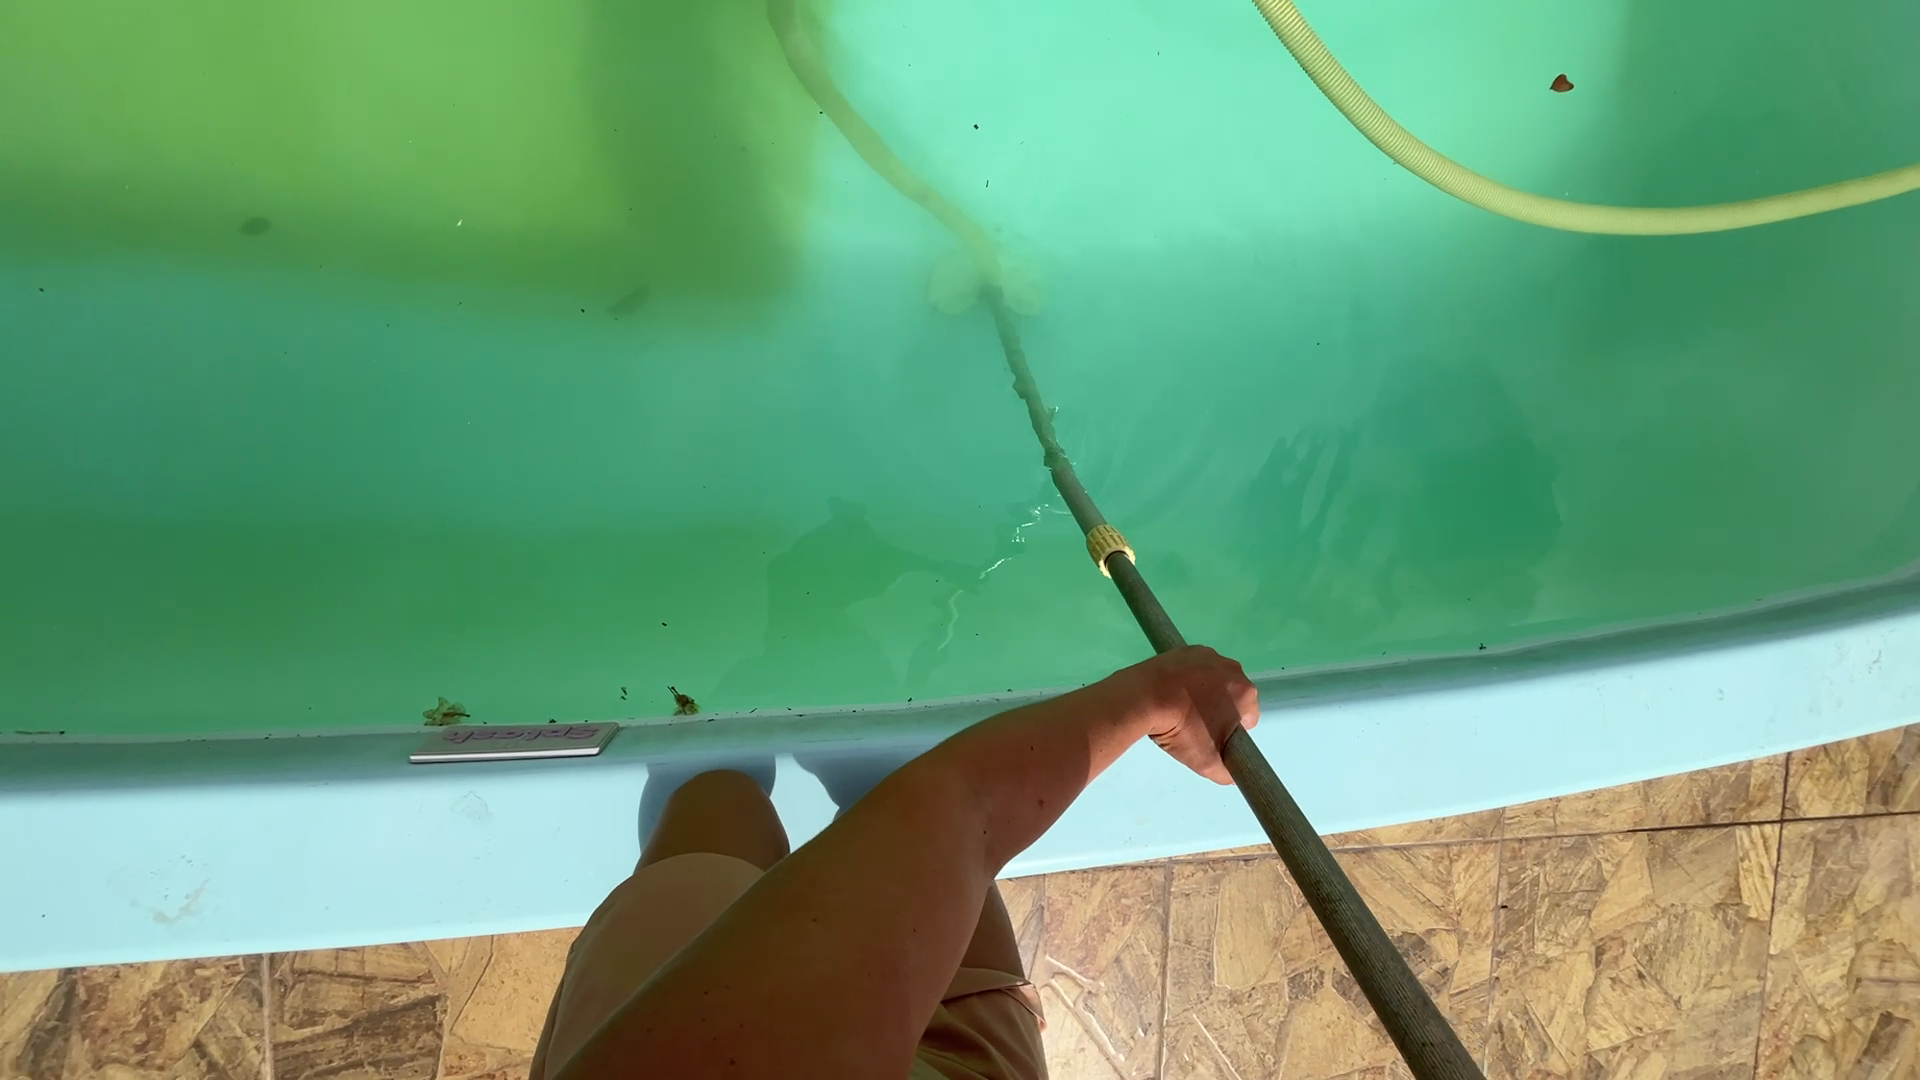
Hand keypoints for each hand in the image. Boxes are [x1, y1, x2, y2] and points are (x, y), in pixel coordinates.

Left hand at [1119, 646, 1259, 784]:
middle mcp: (1231, 668)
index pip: (1248, 718)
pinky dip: (1183, 679)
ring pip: (1210, 681)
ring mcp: (1205, 654)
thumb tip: (1229, 772)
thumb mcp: (1209, 764)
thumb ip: (1229, 773)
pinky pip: (1189, 669)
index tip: (1211, 737)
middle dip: (1217, 710)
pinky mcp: (1181, 649)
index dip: (1231, 732)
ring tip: (1178, 709)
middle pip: (1230, 696)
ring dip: (1200, 692)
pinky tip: (1168, 692)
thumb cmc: (1182, 729)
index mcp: (1246, 692)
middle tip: (1194, 725)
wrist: (1143, 698)